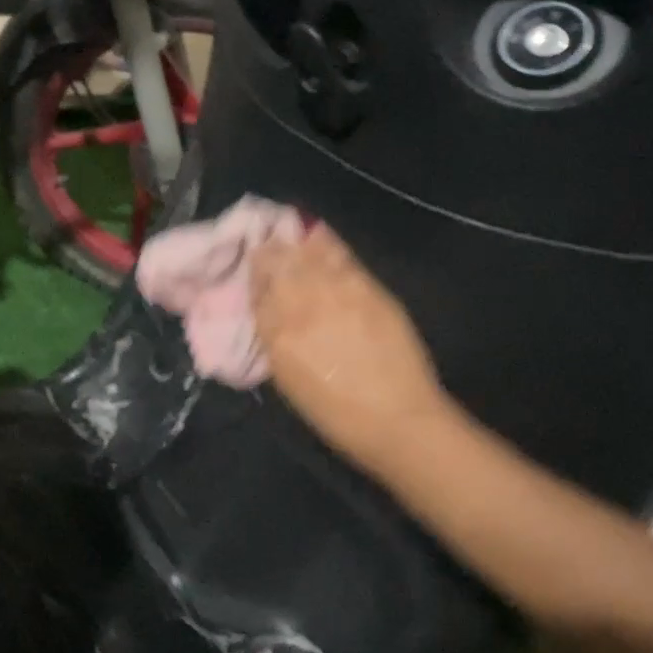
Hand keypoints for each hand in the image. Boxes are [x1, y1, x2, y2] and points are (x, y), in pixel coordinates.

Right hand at [250, 223, 457, 468]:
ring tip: (288, 238)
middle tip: (267, 247)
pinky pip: (337, 255)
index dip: (255, 276)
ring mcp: (335, 293)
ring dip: (293, 244)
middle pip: (276, 265)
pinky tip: (315, 233)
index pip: (256, 291)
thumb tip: (270, 311)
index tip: (255, 270)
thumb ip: (275, 340)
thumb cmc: (336, 413)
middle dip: (270, 253)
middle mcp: (300, 307)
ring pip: (304, 254)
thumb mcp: (288, 380)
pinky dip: (323, 242)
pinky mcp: (366, 288)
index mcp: (276, 336)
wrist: (398, 420)